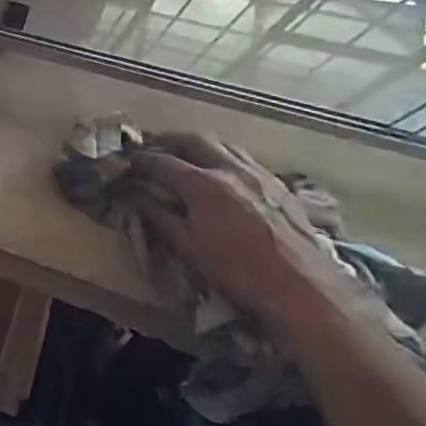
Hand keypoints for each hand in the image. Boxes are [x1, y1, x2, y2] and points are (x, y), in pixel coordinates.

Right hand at [132, 134, 362, 330]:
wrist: (302, 286)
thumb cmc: (236, 268)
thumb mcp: (185, 244)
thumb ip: (157, 214)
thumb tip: (134, 194)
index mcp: (203, 185)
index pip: (161, 161)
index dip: (138, 159)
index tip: (123, 160)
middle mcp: (231, 170)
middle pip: (193, 140)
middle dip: (166, 140)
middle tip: (148, 147)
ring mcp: (259, 174)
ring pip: (223, 144)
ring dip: (197, 144)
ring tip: (181, 154)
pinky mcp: (279, 185)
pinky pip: (245, 158)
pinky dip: (222, 155)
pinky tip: (218, 170)